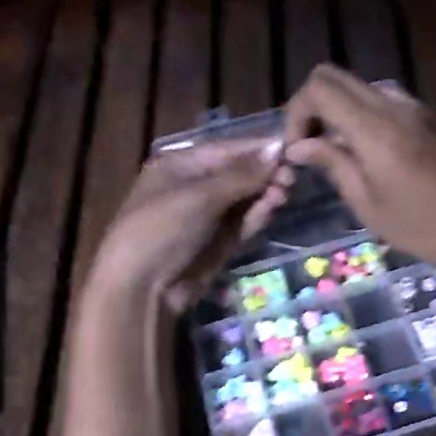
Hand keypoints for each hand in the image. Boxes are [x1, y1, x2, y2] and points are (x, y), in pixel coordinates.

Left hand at [91, 137, 284, 307]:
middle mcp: (195, 187)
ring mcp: (208, 217)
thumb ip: (242, 175)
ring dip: (264, 196)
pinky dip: (257, 216)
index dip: (258, 151)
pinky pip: (242, 224)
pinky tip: (271, 210)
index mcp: (181, 166)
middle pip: (239, 175)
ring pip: (244, 200)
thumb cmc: (163, 229)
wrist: (144, 286)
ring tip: (283, 195)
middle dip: (264, 175)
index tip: (290, 151)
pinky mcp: (218, 243)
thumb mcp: (201, 196)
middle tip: (291, 179)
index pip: (227, 151)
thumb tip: (277, 148)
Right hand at [281, 66, 435, 292]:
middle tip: (310, 146)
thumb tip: (300, 146)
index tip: (296, 149)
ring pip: (362, 87)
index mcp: (375, 128)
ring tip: (339, 153)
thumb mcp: (368, 204)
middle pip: (336, 76)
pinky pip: (387, 102)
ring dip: (341, 111)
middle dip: (313, 106)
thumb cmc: (421, 228)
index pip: (319, 88)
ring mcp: (417, 107)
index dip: (296, 113)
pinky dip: (366, 117)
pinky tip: (370, 153)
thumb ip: (333, 164)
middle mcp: (395, 105)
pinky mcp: (431, 117)